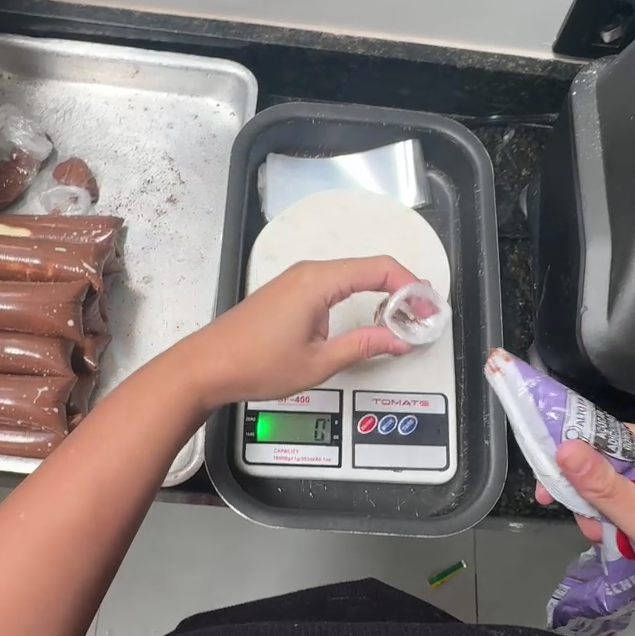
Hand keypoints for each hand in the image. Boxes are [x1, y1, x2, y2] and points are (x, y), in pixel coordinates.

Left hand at [171, 255, 419, 408]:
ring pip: (352, 276)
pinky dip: (358, 297)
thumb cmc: (255, 364)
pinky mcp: (289, 293)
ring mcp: (296, 281)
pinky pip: (334, 285)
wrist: (207, 366)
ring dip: (379, 294)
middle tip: (421, 317)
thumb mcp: (318, 362)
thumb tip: (399, 339)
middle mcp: (308, 273)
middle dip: (400, 290)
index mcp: (318, 282)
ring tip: (400, 321)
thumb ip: (363, 346)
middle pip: (368, 269)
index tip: (428, 309)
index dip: (411, 287)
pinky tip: (367, 319)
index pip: (379, 269)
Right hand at [535, 427, 634, 618]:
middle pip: (605, 462)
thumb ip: (604, 486)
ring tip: (619, 546)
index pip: (599, 434)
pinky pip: (634, 502)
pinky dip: (624, 524)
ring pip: (616, 487)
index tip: (549, 491)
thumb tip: (563, 446)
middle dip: (591, 499)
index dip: (569, 460)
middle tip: (593, 531)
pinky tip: (629, 546)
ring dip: (606, 517)